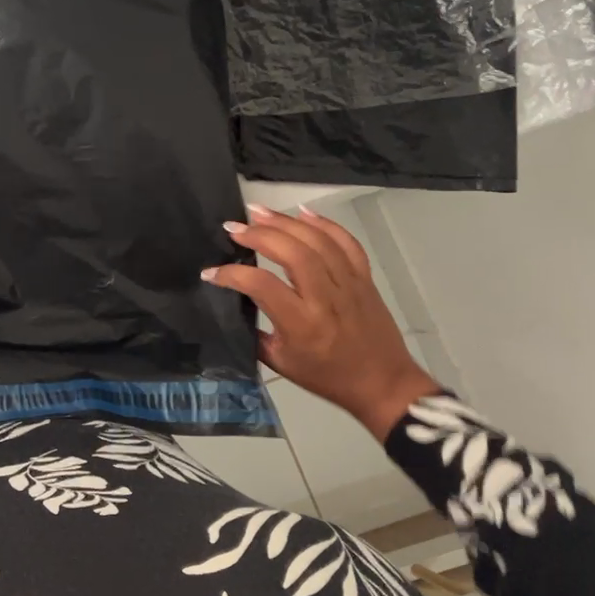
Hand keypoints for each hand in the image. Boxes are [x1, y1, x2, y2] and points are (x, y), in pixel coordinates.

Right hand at [201, 204, 440, 441]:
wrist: (383, 384)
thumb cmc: (326, 377)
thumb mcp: (279, 361)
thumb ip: (254, 331)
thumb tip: (232, 302)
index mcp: (302, 325)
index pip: (262, 286)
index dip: (231, 274)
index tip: (211, 272)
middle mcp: (327, 299)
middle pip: (293, 253)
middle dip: (259, 235)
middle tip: (233, 228)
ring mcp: (349, 285)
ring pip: (318, 242)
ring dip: (285, 222)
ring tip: (258, 211)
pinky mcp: (365, 279)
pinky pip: (346, 243)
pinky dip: (324, 223)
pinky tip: (302, 212)